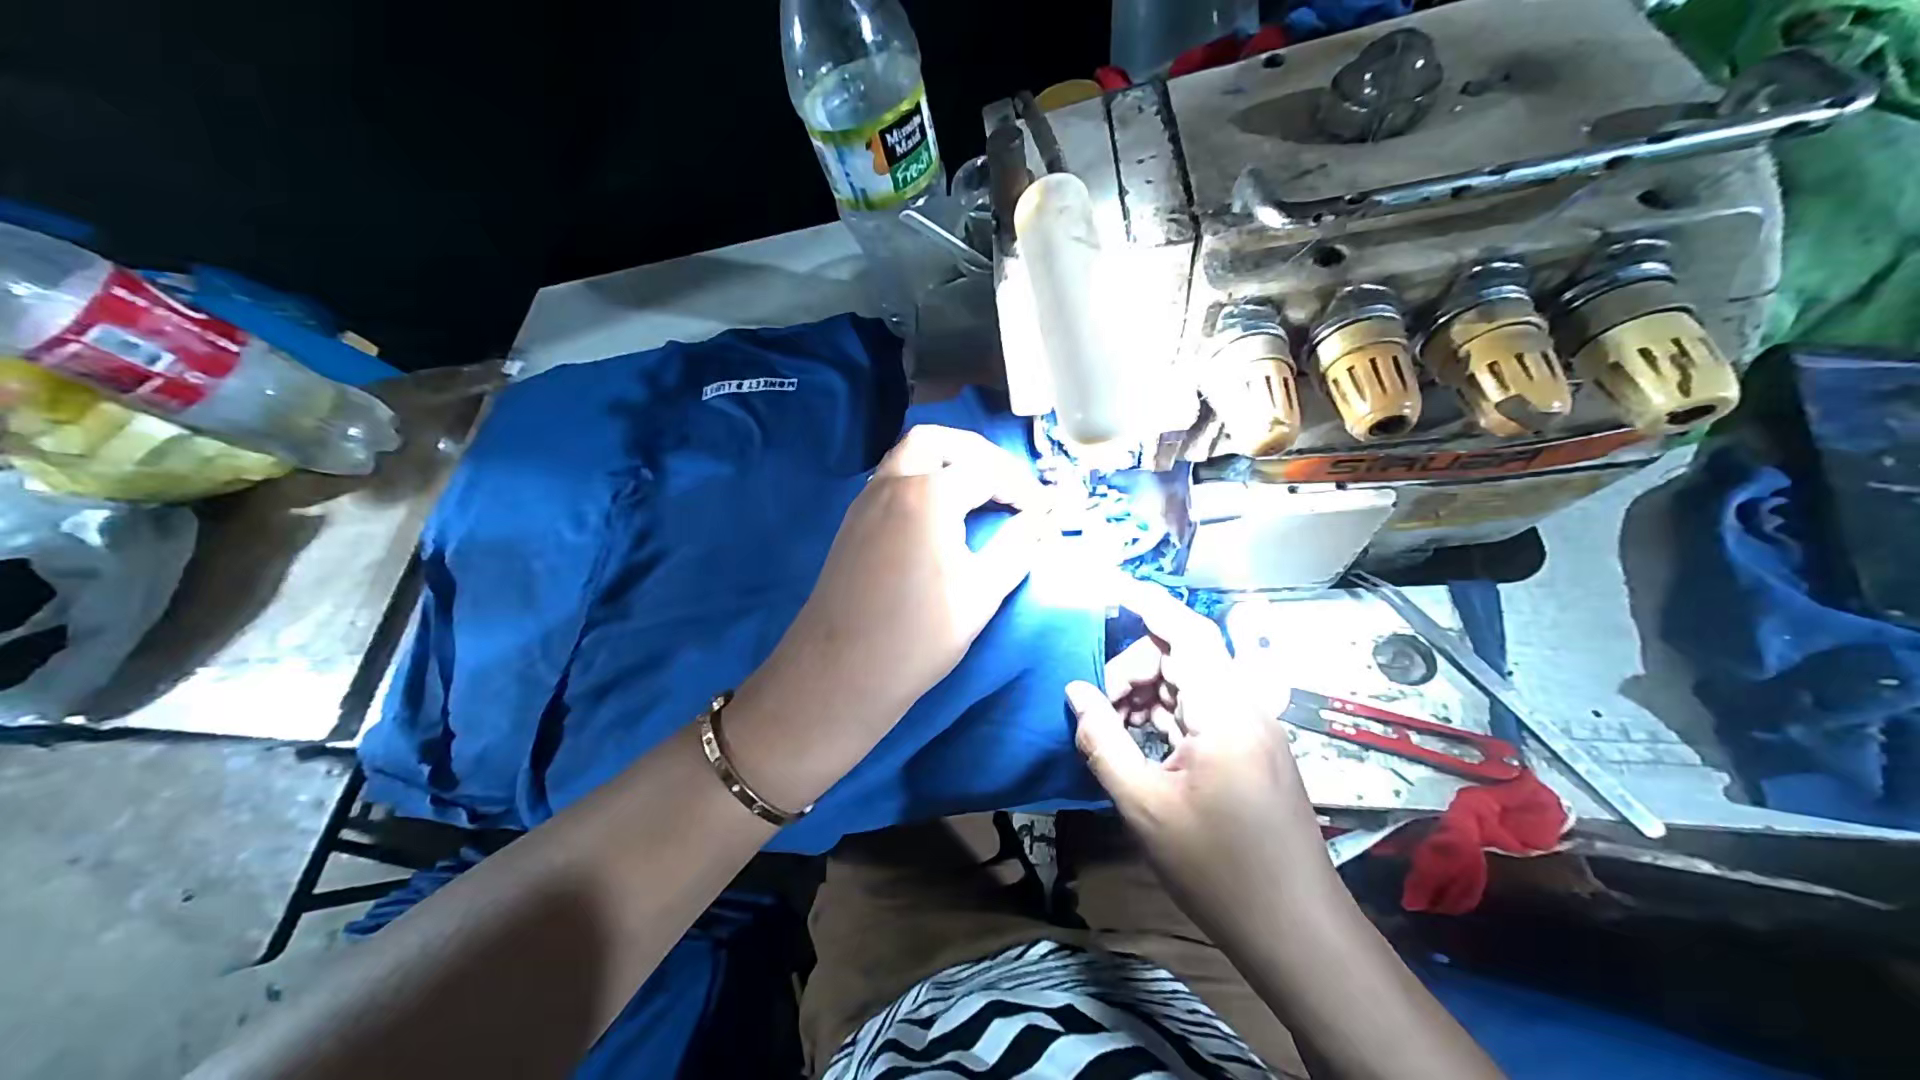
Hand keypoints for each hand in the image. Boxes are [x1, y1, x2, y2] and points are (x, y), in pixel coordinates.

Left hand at [754, 424, 1046, 724]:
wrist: (840, 672)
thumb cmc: (917, 635)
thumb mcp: (981, 593)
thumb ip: (1016, 548)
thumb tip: (1038, 521)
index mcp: (927, 494)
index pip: (985, 471)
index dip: (1021, 488)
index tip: (1044, 510)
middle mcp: (891, 484)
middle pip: (938, 442)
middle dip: (978, 453)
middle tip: (1007, 483)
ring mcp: (865, 501)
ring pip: (908, 456)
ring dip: (946, 462)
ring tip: (979, 493)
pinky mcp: (852, 523)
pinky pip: (892, 480)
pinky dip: (922, 479)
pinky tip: (941, 514)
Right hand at [1067, 580, 1333, 928]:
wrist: (1295, 929)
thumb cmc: (1216, 867)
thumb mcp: (1143, 804)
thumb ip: (1103, 741)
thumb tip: (1074, 692)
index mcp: (1224, 710)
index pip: (1186, 632)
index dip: (1146, 603)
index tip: (1107, 588)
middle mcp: (1245, 707)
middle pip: (1183, 656)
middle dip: (1133, 667)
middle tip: (1095, 705)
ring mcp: (1252, 729)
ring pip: (1191, 683)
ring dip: (1147, 693)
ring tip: (1110, 725)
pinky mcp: (1251, 751)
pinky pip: (1202, 711)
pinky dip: (1166, 714)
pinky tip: (1139, 739)